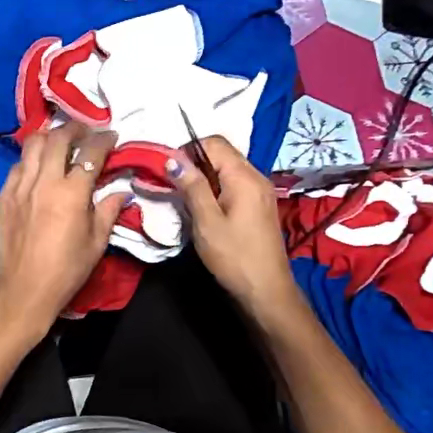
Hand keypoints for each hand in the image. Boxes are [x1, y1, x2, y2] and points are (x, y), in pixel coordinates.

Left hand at [0, 124, 126, 338]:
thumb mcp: (96, 242)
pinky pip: (17, 166)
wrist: (25, 288)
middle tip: (86, 132)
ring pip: (32, 145)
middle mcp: (44, 182)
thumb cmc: (67, 270)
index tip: (112, 137)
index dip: (104, 140)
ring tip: (60, 141)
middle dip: (75, 128)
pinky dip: (30, 158)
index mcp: (71, 193)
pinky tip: (38, 165)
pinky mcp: (3, 196)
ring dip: (49, 137)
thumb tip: (120, 191)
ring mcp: (19, 187)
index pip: (90, 153)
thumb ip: (108, 211)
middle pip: (58, 138)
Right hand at [168, 136, 295, 312]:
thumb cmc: (233, 255)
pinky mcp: (258, 205)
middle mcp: (256, 177)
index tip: (167, 171)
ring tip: (184, 198)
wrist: (264, 289)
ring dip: (202, 177)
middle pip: (221, 154)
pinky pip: (232, 184)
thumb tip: (173, 158)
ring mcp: (259, 191)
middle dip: (193, 163)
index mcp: (244, 177)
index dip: (187, 150)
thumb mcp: (206, 221)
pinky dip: (214, 188)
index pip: (214, 143)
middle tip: (171, 185)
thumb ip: (191, 186)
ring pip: (226, 170)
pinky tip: (202, 208)